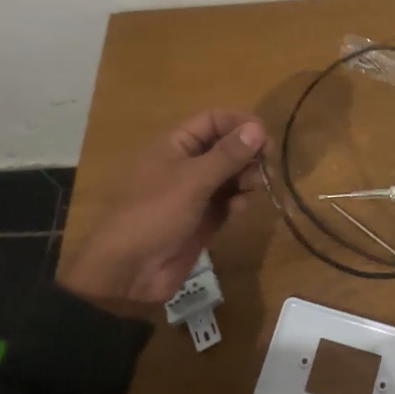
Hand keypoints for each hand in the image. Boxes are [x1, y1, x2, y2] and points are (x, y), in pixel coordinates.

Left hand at [59, 110, 265, 305]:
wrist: (129, 273)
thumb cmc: (155, 214)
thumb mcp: (193, 180)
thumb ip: (227, 154)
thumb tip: (258, 127)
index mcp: (175, 145)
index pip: (213, 121)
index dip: (239, 123)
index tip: (264, 135)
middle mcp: (187, 164)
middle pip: (225, 146)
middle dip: (247, 152)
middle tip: (265, 163)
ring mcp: (195, 193)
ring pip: (230, 174)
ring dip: (246, 176)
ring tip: (254, 186)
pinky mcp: (204, 219)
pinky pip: (228, 200)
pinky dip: (239, 200)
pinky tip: (240, 208)